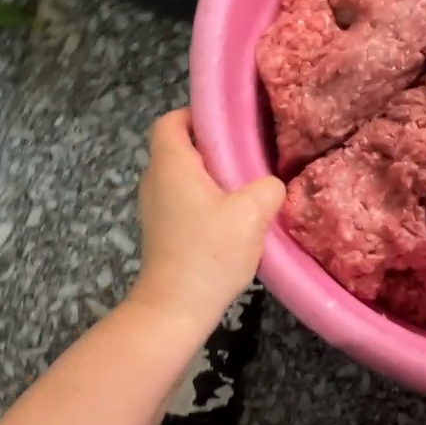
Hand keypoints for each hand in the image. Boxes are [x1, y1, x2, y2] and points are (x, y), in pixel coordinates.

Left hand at [128, 110, 285, 328]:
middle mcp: (155, 180)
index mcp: (171, 164)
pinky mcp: (162, 231)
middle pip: (180, 148)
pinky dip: (206, 202)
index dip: (196, 116)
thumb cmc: (209, 253)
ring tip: (245, 192)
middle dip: (213, 150)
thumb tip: (270, 186)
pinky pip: (184, 201)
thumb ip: (267, 188)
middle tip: (248, 160)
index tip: (229, 128)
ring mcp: (155, 208)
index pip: (171, 121)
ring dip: (212, 180)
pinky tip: (232, 221)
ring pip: (184, 177)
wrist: (176, 308)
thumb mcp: (251, 214)